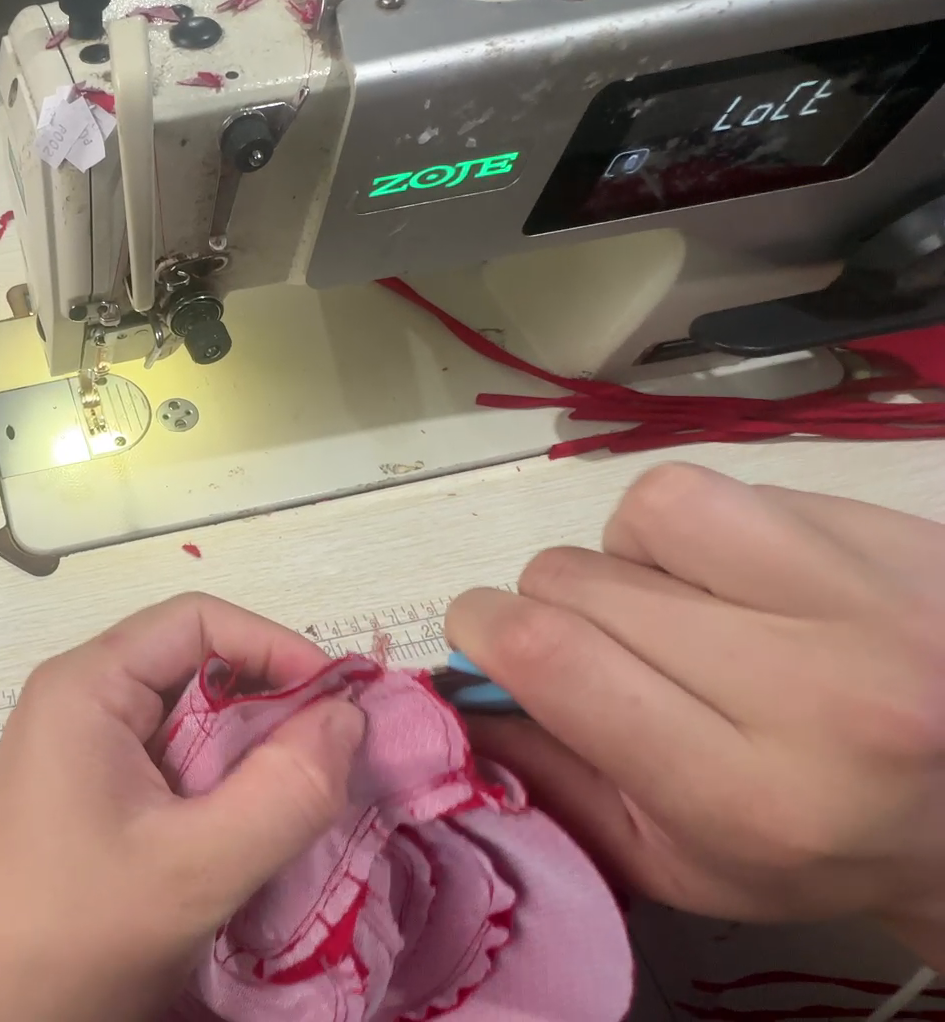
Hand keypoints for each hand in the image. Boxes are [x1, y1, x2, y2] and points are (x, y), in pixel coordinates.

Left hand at [0, 593, 364, 1021]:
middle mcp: (77, 692)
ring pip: (181, 710)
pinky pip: (162, 750)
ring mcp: (75, 735)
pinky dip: (212, 774)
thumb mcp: (198, 865)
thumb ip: (286, 790)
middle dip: (266, 700)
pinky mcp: (83, 777)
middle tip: (331, 759)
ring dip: (243, 744)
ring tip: (294, 796)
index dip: (274, 645)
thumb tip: (348, 716)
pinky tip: (241, 821)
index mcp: (87, 683)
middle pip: (189, 660)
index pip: (195, 619)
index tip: (340, 703)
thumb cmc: (81, 928)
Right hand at [446, 463, 944, 963]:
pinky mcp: (907, 538)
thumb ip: (537, 773)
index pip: (543, 651)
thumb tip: (447, 688)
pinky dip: (700, 528)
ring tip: (674, 598)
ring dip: (627, 550)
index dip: (477, 625)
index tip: (483, 636)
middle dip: (551, 602)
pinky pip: (729, 489)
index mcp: (743, 792)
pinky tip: (743, 578)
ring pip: (649, 509)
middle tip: (602, 643)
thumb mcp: (658, 855)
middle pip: (572, 577)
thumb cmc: (806, 849)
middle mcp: (825, 692)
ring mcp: (885, 601)